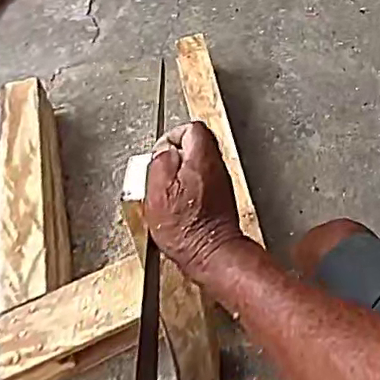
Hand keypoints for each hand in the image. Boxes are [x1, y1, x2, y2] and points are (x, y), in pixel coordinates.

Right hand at [142, 122, 247, 279]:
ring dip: (180, 172)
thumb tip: (164, 148)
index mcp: (203, 158)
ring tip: (166, 190)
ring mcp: (220, 179)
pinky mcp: (219, 194)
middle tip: (160, 172)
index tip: (159, 152)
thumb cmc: (185, 225)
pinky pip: (200, 180)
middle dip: (175, 154)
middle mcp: (216, 165)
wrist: (209, 251)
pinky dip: (187, 186)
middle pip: (196, 143)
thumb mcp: (159, 190)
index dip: (172, 135)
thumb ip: (161, 160)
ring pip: (198, 163)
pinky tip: (177, 203)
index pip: (192, 128)